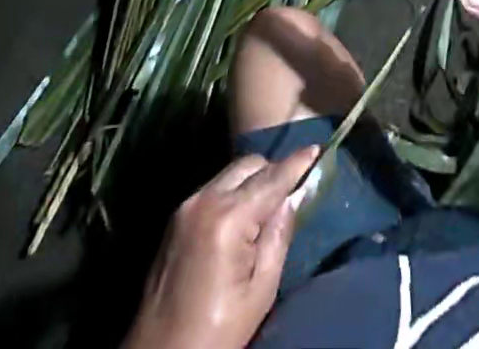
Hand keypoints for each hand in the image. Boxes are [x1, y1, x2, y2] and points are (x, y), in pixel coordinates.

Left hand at [122, 145, 319, 348]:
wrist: (163, 346)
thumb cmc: (219, 328)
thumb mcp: (261, 290)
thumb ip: (278, 236)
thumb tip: (293, 197)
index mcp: (228, 218)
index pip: (270, 179)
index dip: (295, 163)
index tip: (315, 148)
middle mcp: (205, 198)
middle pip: (248, 165)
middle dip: (272, 171)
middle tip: (294, 190)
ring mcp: (187, 203)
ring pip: (229, 173)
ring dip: (252, 180)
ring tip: (270, 207)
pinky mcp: (177, 213)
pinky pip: (214, 187)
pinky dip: (233, 191)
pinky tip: (243, 217)